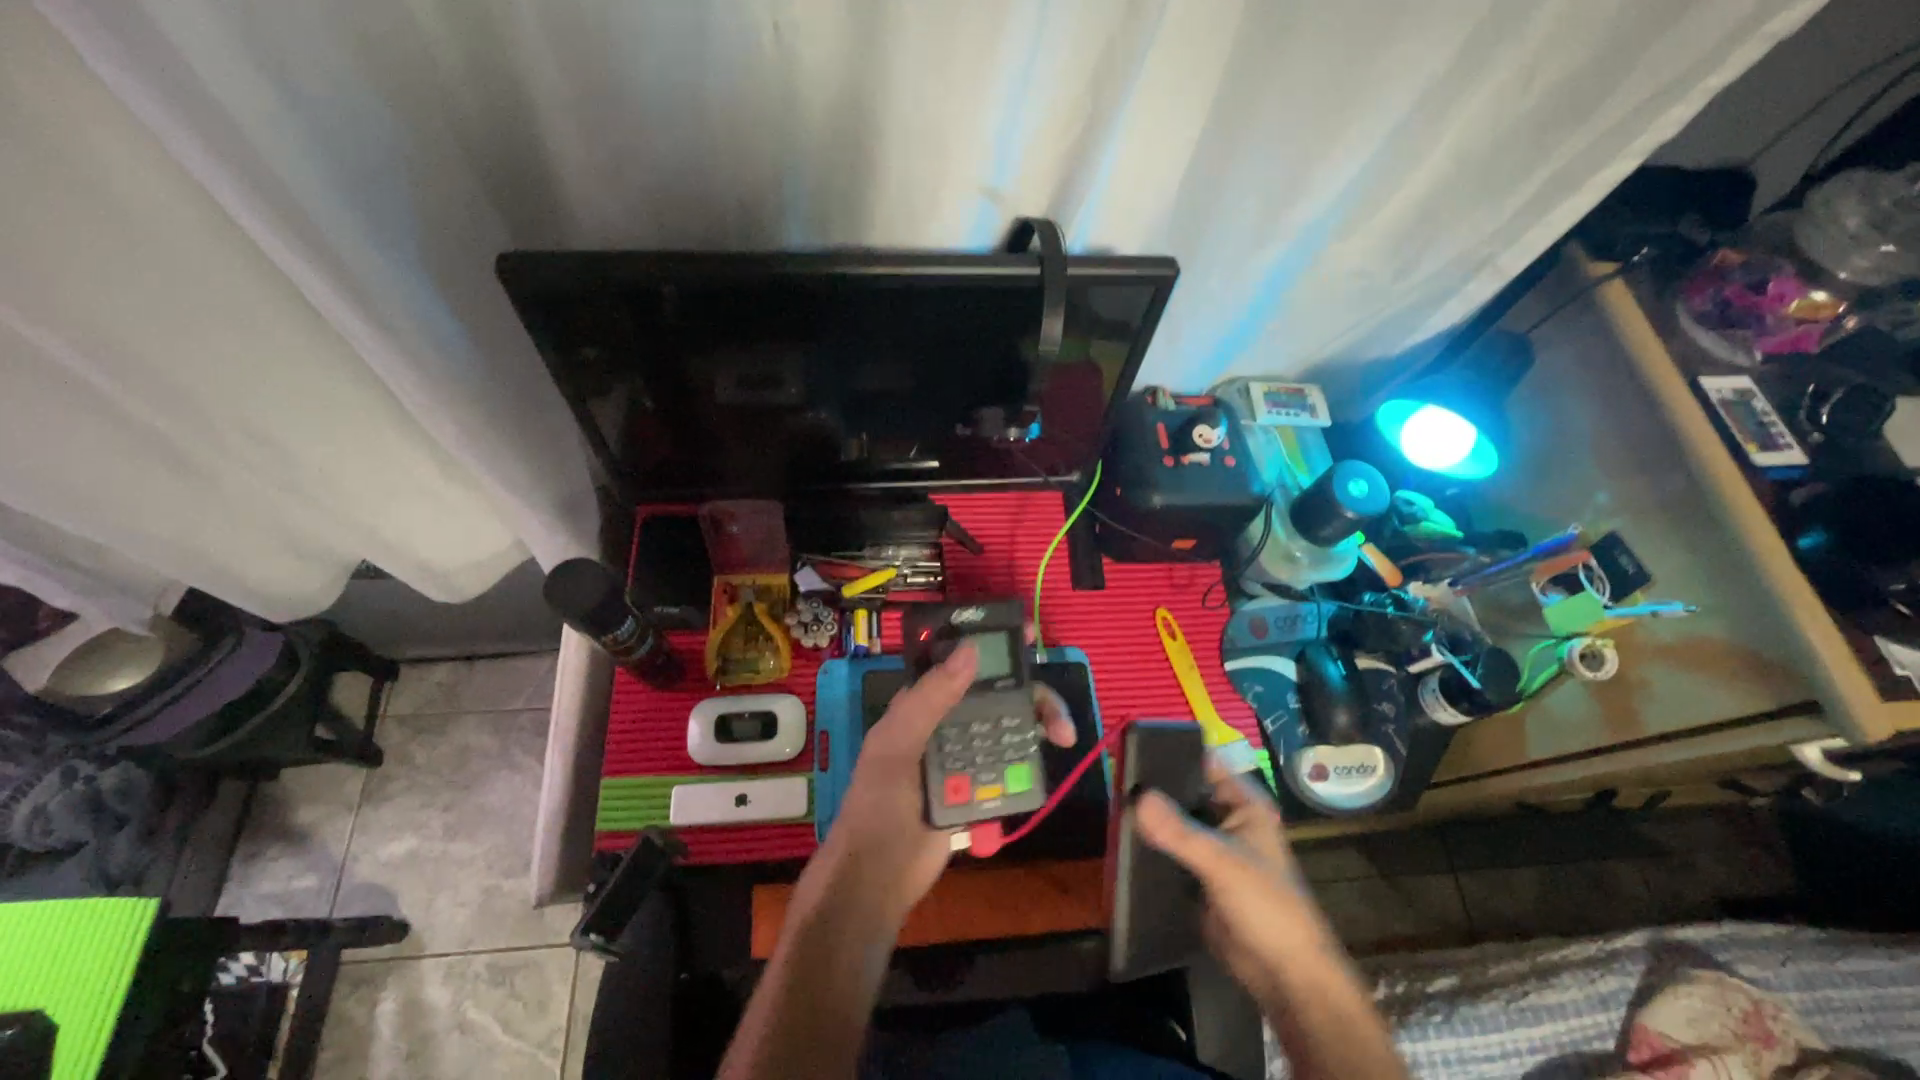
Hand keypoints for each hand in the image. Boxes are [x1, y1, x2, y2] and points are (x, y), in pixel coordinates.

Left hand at [796, 642, 1076, 925]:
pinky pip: (1007, 767)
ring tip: (1062, 738)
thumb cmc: (878, 806)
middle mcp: (943, 725)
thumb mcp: (897, 745)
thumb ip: (931, 698)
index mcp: (919, 706)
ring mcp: (960, 759)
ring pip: (1006, 730)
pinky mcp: (974, 790)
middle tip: (1059, 717)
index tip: (1032, 639)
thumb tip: (970, 650)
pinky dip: (1026, 764)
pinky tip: (1044, 767)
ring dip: (1036, 729)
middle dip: (1031, 698)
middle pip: (996, 697)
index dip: (993, 648)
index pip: (959, 664)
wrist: (878, 879)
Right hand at [1133, 764, 1336, 1006]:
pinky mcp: (1197, 879)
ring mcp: (1211, 850)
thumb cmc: (1267, 906)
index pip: (1204, 762)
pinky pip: (1168, 855)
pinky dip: (1149, 850)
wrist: (1284, 974)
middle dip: (1152, 789)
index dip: (1171, 752)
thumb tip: (1136, 797)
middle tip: (1112, 782)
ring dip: (1148, 821)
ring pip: (1173, 825)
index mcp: (1245, 804)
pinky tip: (1120, 844)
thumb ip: (1179, 831)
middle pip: (1183, 792)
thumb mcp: (1222, 862)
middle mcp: (1227, 820)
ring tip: (1109, 810)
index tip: (1131, 748)